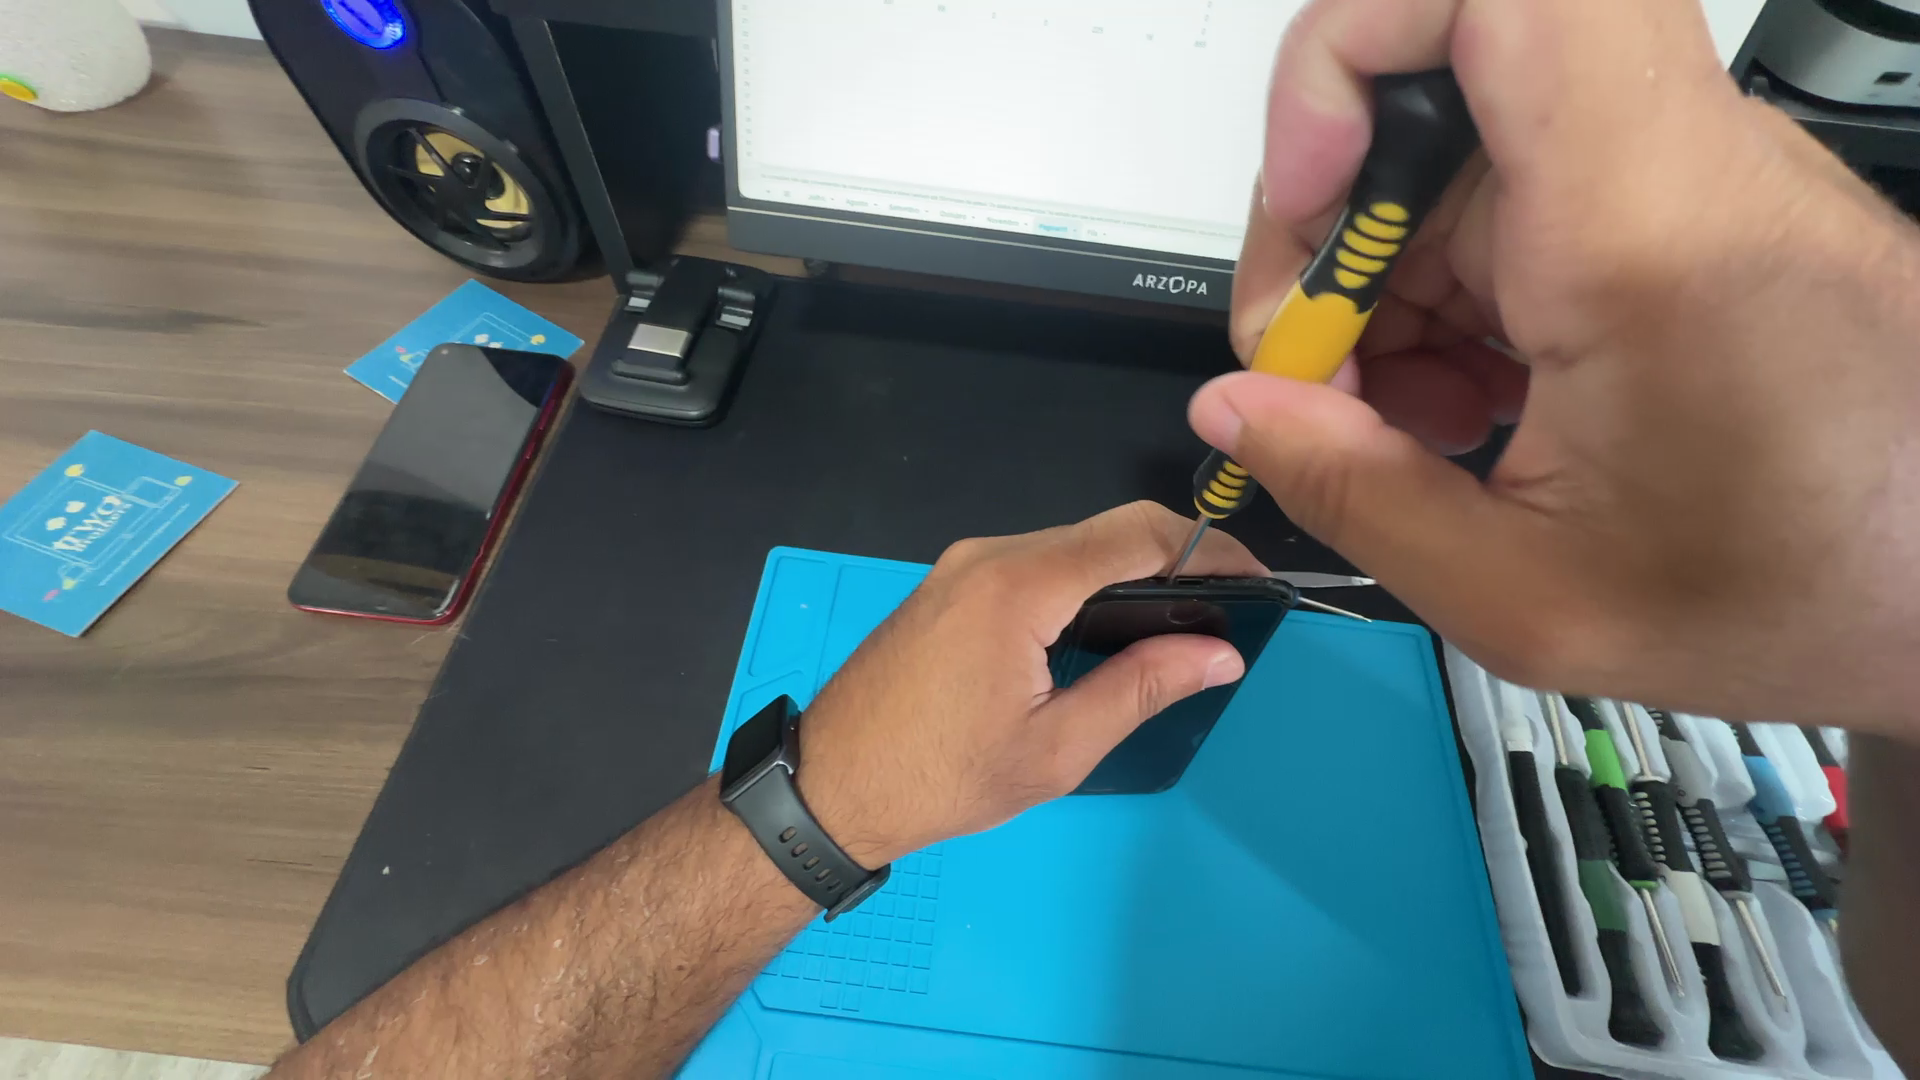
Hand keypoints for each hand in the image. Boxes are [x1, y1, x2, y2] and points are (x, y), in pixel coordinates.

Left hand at [793, 502, 1265, 865]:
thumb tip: (1220, 652)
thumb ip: (1141, 688)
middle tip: (1220, 611)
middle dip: (1172, 559)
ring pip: (1068, 545)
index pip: (1135, 533)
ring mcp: (963, 564)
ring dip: (1125, 571)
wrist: (831, 781)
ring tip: (1173, 623)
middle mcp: (989, 554)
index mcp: (1019, 585)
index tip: (1253, 581)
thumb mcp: (1056, 748)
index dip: (1207, 547)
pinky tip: (1103, 625)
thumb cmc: (944, 776)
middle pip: (1103, 532)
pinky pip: (1033, 563)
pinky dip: (1080, 582)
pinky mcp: (951, 582)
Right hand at [1191, 0, 1919, 732]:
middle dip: (1315, 242)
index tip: (1303, 196)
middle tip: (1303, 374)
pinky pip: (1477, 230)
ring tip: (1387, 420)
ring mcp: (1655, 199)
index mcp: (1643, 243)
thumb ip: (1348, 490)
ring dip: (1362, 297)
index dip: (1352, 51)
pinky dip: (1418, 315)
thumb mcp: (1510, 594)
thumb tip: (1227, 405)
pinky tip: (1445, 410)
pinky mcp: (1644, 231)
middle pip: (1422, 105)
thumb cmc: (1765, 608)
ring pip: (1430, 180)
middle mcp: (1663, 183)